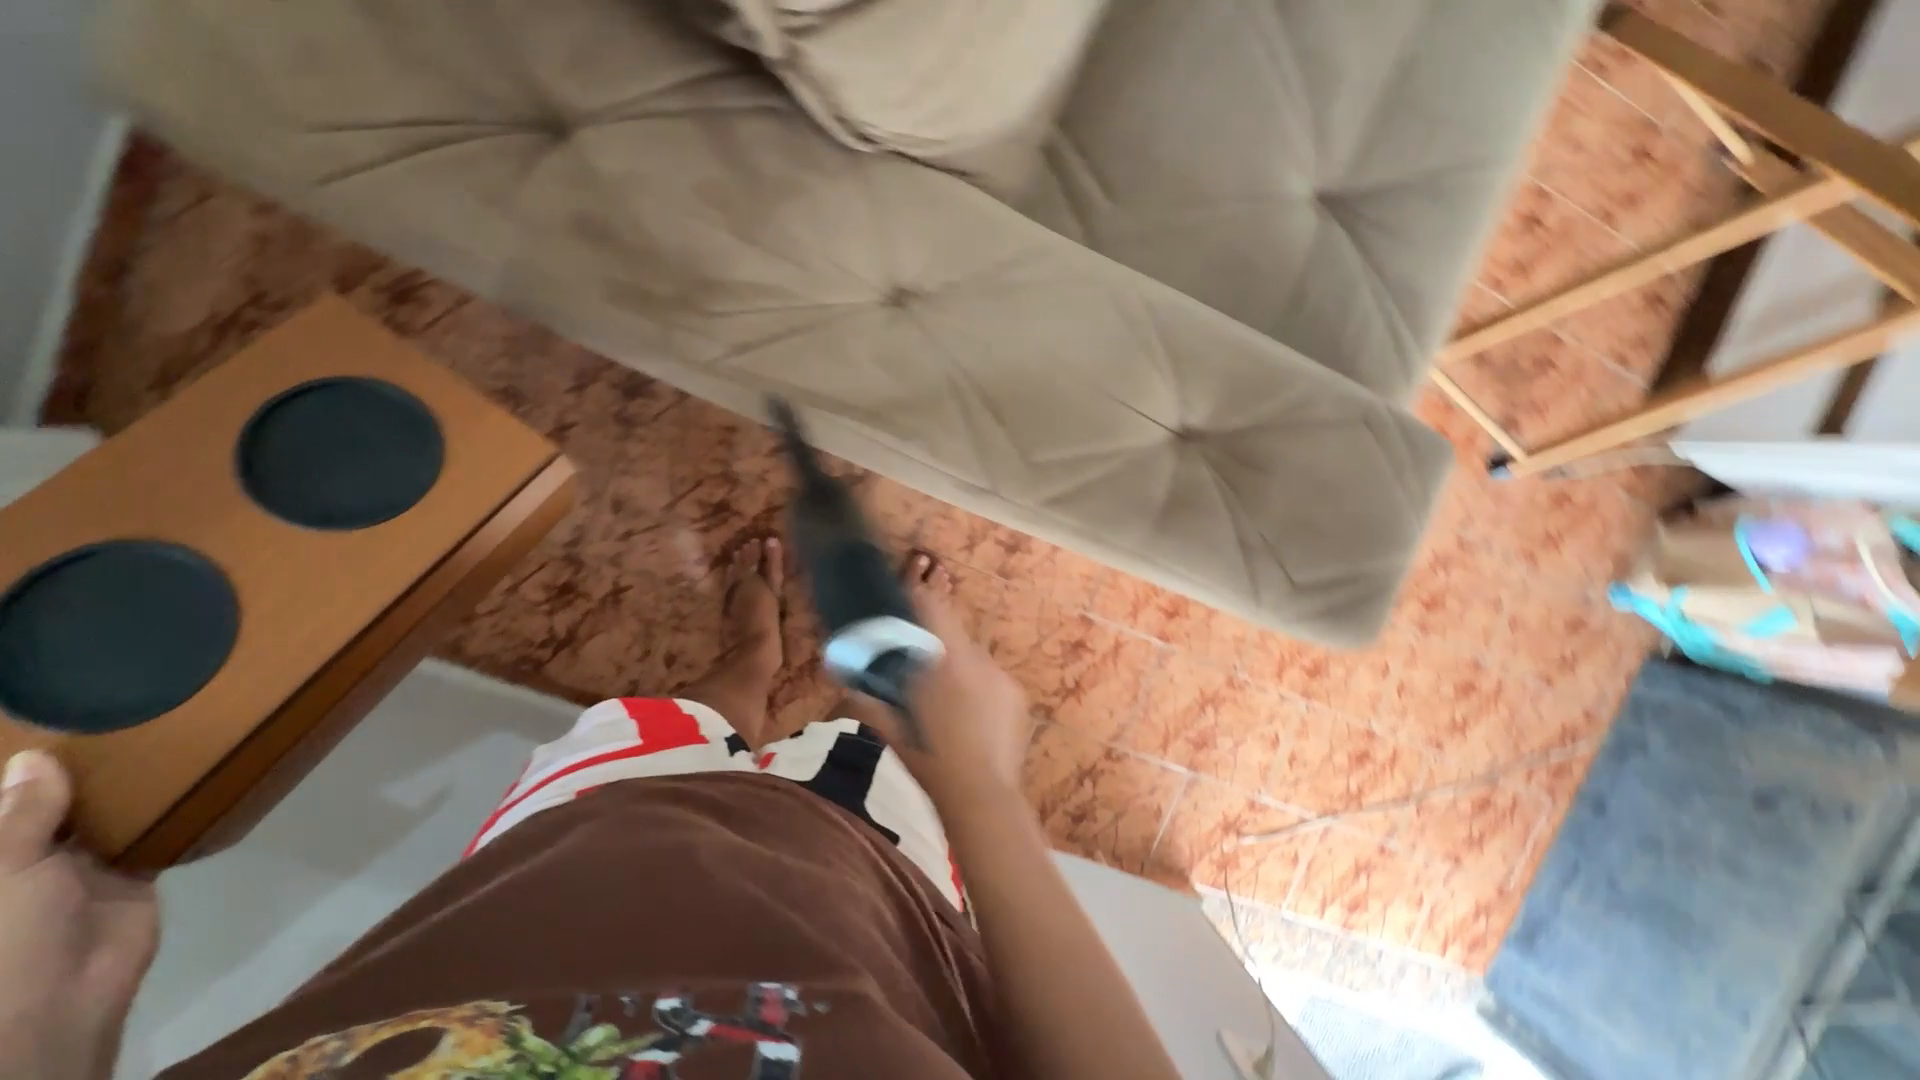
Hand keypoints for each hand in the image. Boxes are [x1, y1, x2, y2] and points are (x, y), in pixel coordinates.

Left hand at [0, 752, 158, 1079]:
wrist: (56, 1000)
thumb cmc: (2, 935)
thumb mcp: (1, 868)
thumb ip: (20, 815)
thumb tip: (35, 758)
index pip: (4, 804)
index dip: (20, 772)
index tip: (52, 728)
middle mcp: (24, 859)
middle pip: (48, 806)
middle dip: (74, 772)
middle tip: (115, 716)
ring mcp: (77, 869)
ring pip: (98, 816)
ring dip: (122, 788)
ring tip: (156, 734)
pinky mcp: (129, 876)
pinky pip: (147, 836)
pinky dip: (165, 813)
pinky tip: (186, 777)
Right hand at [858, 558, 1033, 812]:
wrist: (983, 797)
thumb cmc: (931, 762)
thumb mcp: (892, 731)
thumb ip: (865, 698)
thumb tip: (838, 673)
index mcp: (944, 662)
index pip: (933, 608)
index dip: (919, 599)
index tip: (906, 604)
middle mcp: (977, 660)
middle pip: (953, 635)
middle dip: (936, 646)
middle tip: (920, 670)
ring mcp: (1001, 677)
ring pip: (973, 659)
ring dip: (959, 670)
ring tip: (947, 703)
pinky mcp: (1017, 695)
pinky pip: (992, 679)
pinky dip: (980, 689)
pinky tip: (972, 718)